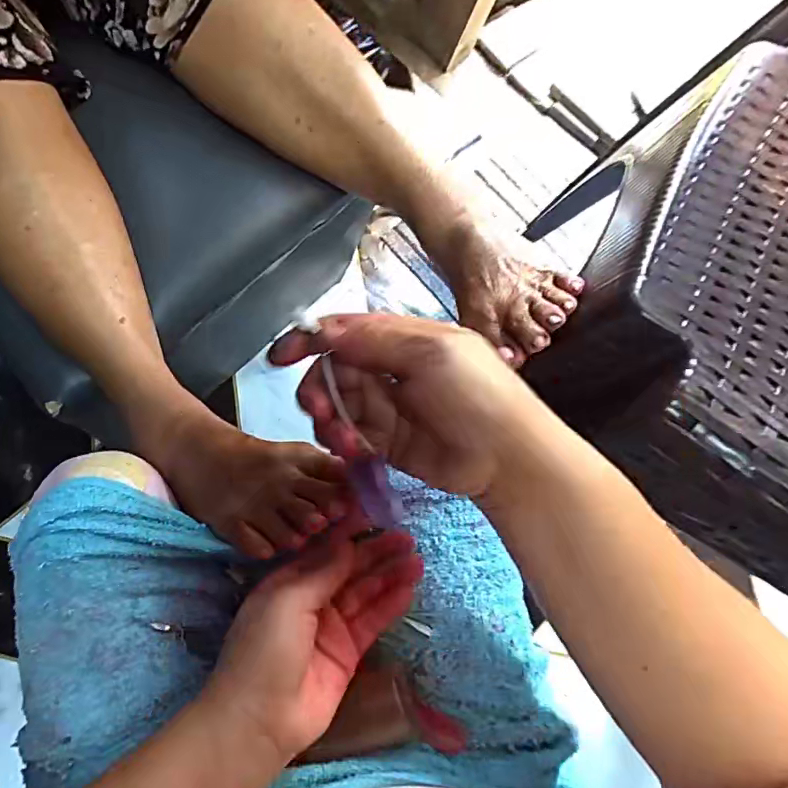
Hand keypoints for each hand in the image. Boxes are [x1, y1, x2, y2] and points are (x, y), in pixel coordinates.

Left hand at [202, 515, 423, 761]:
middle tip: (407, 538)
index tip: (376, 514)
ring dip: (389, 575)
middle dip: (375, 553)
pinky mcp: (348, 652)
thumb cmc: (264, 650)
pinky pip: (372, 620)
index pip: (323, 551)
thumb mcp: (287, 600)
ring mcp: (330, 627)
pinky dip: (390, 603)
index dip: (349, 533)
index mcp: (286, 582)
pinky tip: (409, 586)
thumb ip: (321, 572)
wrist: (261, 717)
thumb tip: (347, 542)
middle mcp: (310, 600)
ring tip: (416, 559)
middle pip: (348, 570)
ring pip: (364, 593)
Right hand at [268, 314, 562, 501]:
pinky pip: (349, 434)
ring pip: (336, 405)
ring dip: (330, 420)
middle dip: (318, 389)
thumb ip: (375, 340)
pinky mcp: (385, 440)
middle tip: (320, 409)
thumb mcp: (431, 354)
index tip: (281, 357)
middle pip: (332, 371)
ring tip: (344, 439)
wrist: (506, 457)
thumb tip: (326, 330)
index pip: (345, 332)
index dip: (309, 340)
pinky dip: (343, 440)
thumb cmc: (478, 397)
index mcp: (403, 339)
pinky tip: (353, 449)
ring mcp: (387, 406)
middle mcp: (390, 369)